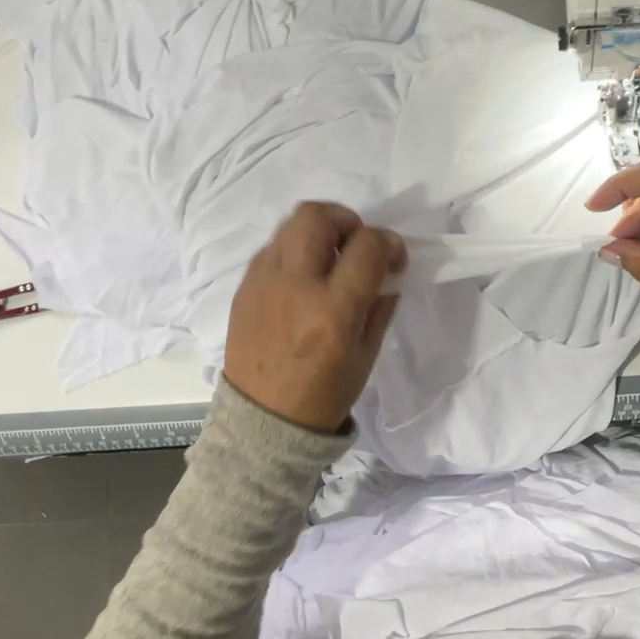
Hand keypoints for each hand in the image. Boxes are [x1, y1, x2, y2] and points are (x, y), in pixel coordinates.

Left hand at [224, 202, 406, 432]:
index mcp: (332, 311)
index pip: (366, 247)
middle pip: (317, 217)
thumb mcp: (366, 355)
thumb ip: (379, 306)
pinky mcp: (244, 287)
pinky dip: (295, 251)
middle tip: (357, 243)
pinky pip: (272, 249)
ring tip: (330, 259)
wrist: (263, 421)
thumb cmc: (324, 395)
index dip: (389, 243)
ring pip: (290, 224)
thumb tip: (388, 271)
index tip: (395, 257)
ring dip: (319, 232)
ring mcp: (263, 283)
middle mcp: (294, 287)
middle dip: (347, 220)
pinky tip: (304, 279)